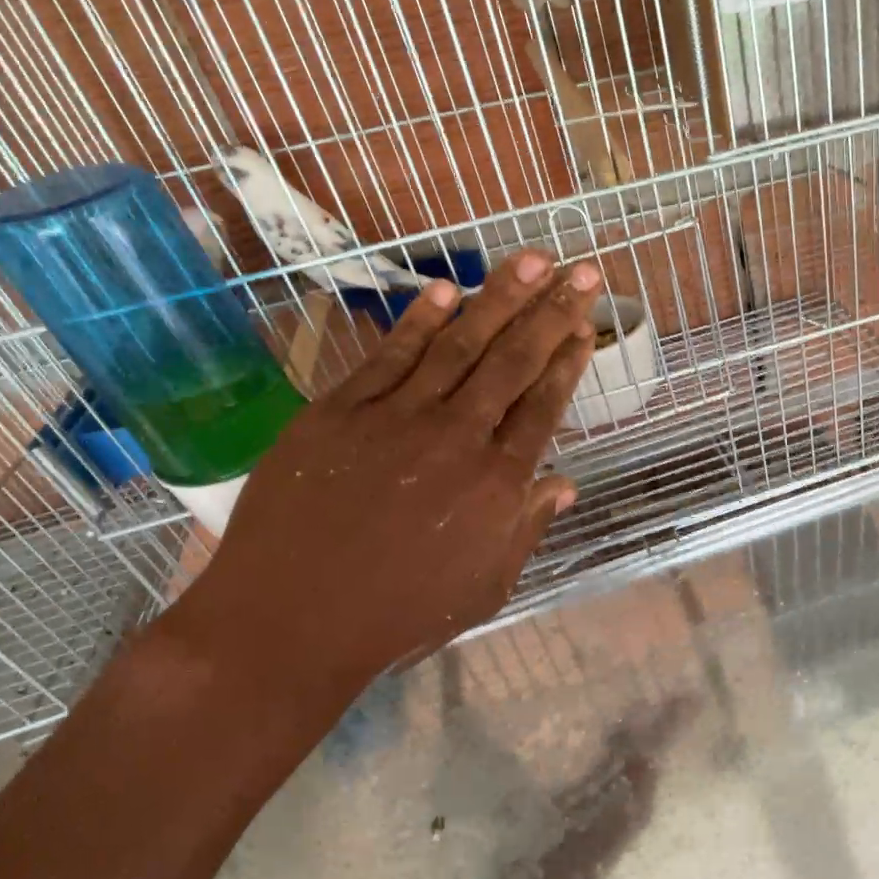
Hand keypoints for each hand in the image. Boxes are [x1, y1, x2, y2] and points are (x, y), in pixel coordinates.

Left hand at [158, 249, 599, 705]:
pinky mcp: (339, 410)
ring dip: (499, 297)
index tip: (588, 326)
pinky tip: (446, 290)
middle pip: (513, 362)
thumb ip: (526, 529)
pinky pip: (388, 354)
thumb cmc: (400, 614)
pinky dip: (418, 319)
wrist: (291, 619)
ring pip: (458, 344)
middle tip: (583, 271)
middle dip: (552, 312)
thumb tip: (564, 485)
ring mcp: (395, 416)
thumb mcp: (485, 586)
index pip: (544, 406)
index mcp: (496, 483)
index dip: (569, 361)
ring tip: (532, 258)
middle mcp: (455, 437)